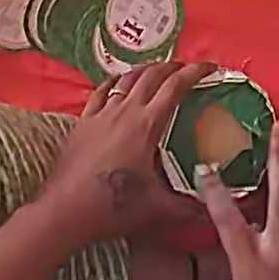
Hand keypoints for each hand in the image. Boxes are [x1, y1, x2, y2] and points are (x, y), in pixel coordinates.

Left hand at [39, 62, 215, 245]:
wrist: (64, 213)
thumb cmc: (113, 207)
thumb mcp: (157, 209)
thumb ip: (189, 208)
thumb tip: (214, 211)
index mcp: (148, 123)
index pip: (176, 86)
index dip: (195, 71)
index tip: (211, 66)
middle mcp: (127, 109)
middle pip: (153, 74)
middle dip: (173, 66)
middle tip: (187, 69)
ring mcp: (103, 112)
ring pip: (128, 77)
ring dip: (146, 69)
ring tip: (157, 70)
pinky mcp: (84, 121)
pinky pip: (102, 90)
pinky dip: (116, 81)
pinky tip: (119, 82)